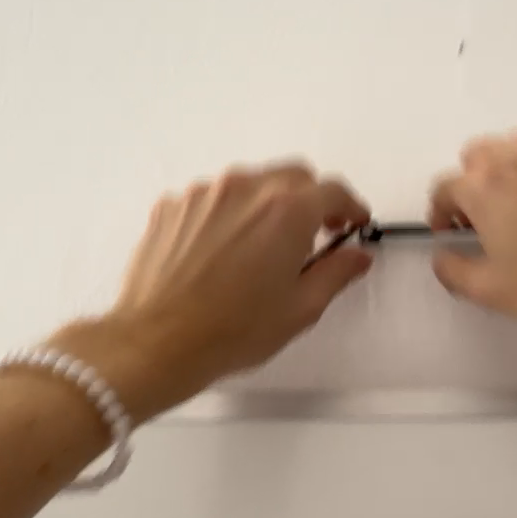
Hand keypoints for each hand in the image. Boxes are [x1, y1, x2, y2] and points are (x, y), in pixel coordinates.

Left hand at [56, 161, 371, 416]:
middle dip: (312, 200)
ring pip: (251, 184)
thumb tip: (358, 255)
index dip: (351, 206)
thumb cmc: (238, 329)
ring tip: (264, 246)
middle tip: (317, 233)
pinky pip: (214, 199)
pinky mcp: (172, 206)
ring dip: (268, 205)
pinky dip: (229, 215)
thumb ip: (337, 273)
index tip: (354, 224)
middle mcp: (246, 187)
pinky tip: (224, 253)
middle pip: (293, 177)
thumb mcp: (302, 308)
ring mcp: (204, 192)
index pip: (333, 190)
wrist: (158, 340)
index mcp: (287, 210)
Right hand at [426, 131, 516, 351]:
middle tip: (484, 224)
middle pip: (479, 156)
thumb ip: (452, 270)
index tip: (450, 236)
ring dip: (510, 177)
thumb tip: (444, 256)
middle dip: (473, 186)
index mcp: (486, 183)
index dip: (440, 214)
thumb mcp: (490, 291)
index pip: (445, 187)